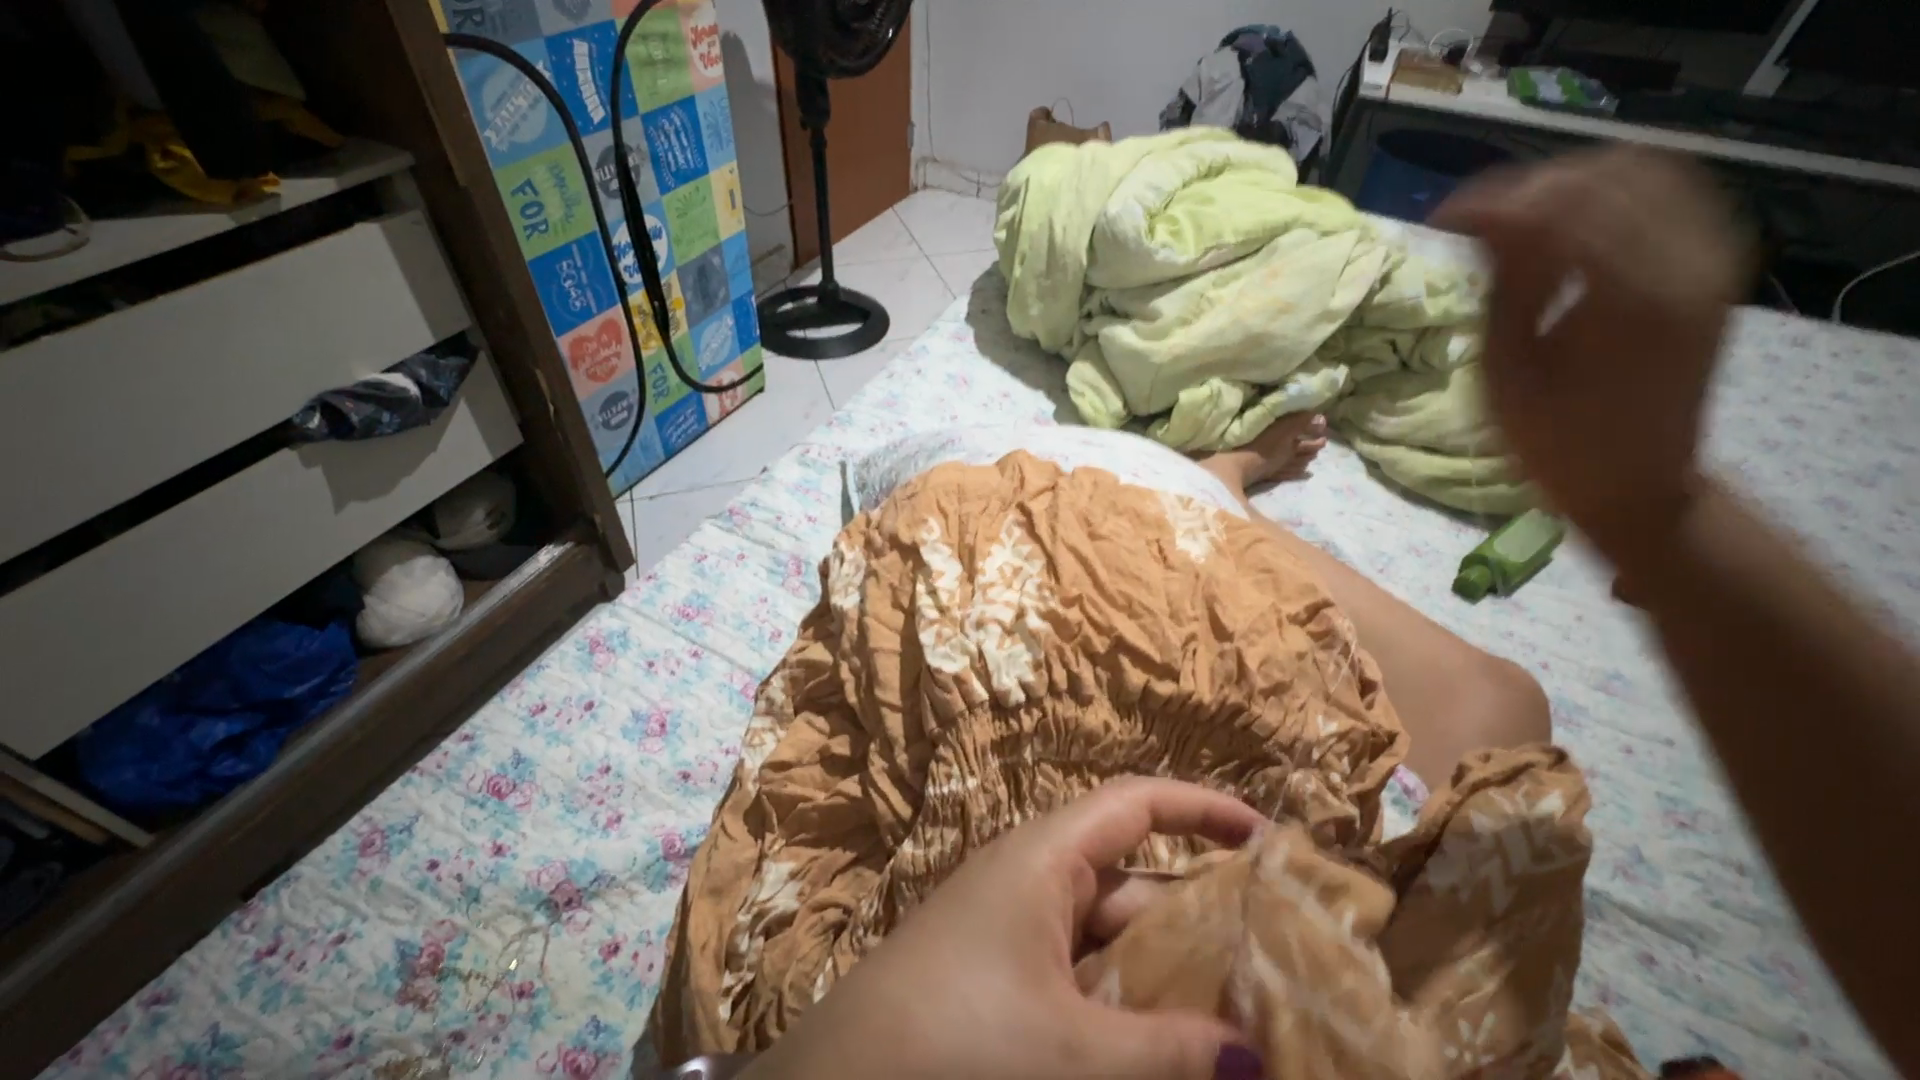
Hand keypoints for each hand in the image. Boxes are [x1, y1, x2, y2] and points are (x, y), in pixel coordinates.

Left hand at [741, 778, 1267, 1079]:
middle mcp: (1032, 878)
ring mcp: (1013, 927)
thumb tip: (1254, 1056)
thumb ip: (1167, 1051)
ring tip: (1237, 1012)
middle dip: (1199, 915)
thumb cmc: (958, 1036)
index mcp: (1045, 857)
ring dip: (1165, 972)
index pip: (1136, 803)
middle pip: (1133, 879)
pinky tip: (1162, 1043)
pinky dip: (1124, 1000)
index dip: (1202, 808)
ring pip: (1109, 935)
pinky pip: (1080, 972)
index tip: (1267, 838)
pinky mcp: (1000, 973)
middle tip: (1272, 957)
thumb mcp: (1070, 1047)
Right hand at [1431, 147, 1749, 567]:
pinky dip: (1612, 194)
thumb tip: (1483, 225)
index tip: (1440, 220)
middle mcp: (1682, 262)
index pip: (1553, 209)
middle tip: (1476, 223)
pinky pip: (1668, 193)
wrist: (1640, 483)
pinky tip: (1571, 222)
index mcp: (1626, 298)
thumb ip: (1504, 286)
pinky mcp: (1713, 263)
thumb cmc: (1557, 446)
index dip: (1488, 203)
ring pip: (1639, 171)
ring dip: (1567, 185)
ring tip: (1518, 220)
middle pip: (1598, 176)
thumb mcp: (1508, 373)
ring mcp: (1708, 258)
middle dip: (1524, 189)